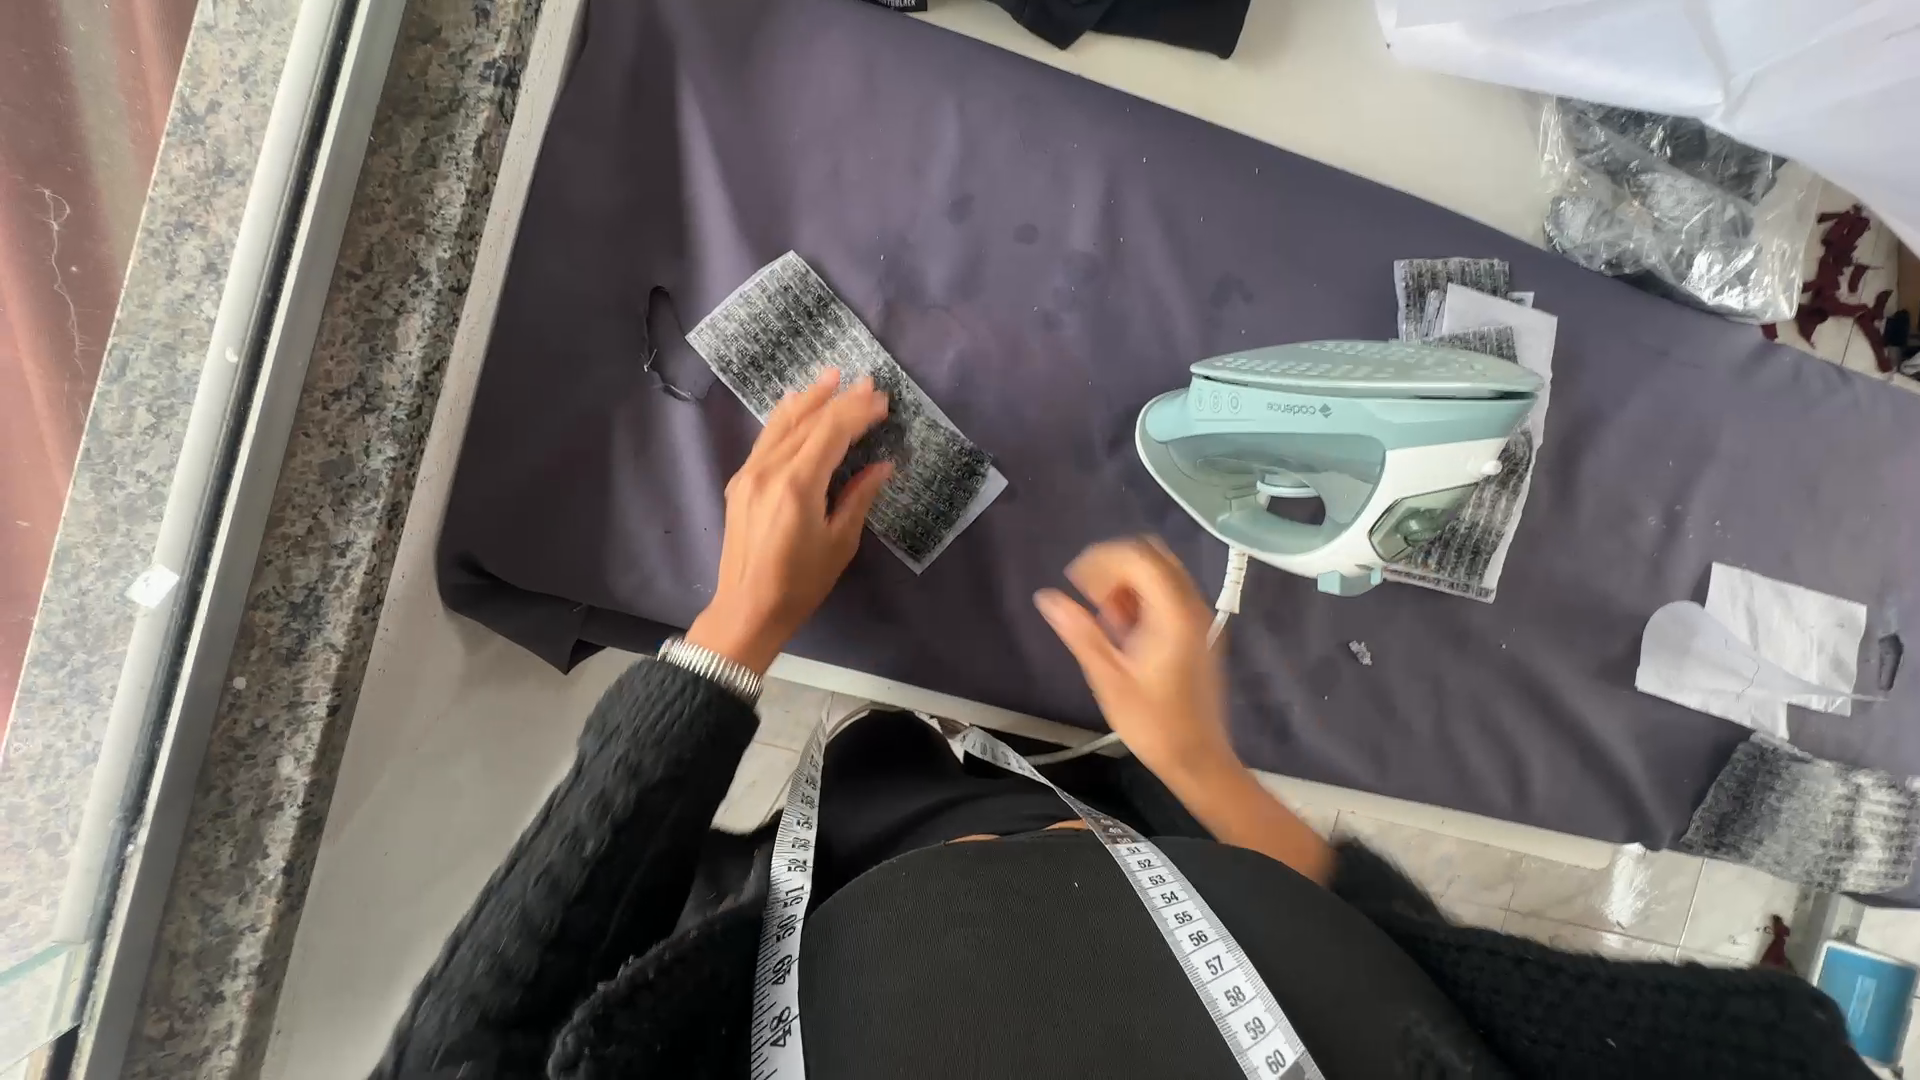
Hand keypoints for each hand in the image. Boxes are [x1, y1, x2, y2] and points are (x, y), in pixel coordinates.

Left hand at [686, 369, 891, 673]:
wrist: (746, 610)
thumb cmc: (800, 584)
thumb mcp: (840, 543)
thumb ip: (859, 497)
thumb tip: (881, 465)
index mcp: (797, 485)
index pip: (831, 432)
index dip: (858, 412)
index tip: (883, 401)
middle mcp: (769, 470)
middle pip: (807, 421)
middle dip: (839, 400)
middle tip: (866, 382)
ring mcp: (749, 474)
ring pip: (781, 424)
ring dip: (809, 399)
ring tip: (830, 378)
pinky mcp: (740, 483)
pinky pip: (765, 439)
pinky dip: (784, 418)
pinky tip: (794, 405)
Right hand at [1033, 538, 1235, 780]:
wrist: (1197, 758)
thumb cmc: (1152, 723)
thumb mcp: (1108, 678)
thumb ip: (1079, 631)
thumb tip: (1047, 597)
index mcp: (1173, 613)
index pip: (1138, 556)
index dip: (1101, 559)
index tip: (1074, 582)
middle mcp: (1192, 605)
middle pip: (1152, 555)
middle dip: (1114, 566)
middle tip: (1087, 595)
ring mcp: (1198, 617)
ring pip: (1159, 572)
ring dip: (1126, 582)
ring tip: (1103, 618)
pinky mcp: (1196, 630)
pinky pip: (1166, 593)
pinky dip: (1140, 597)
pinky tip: (1121, 630)